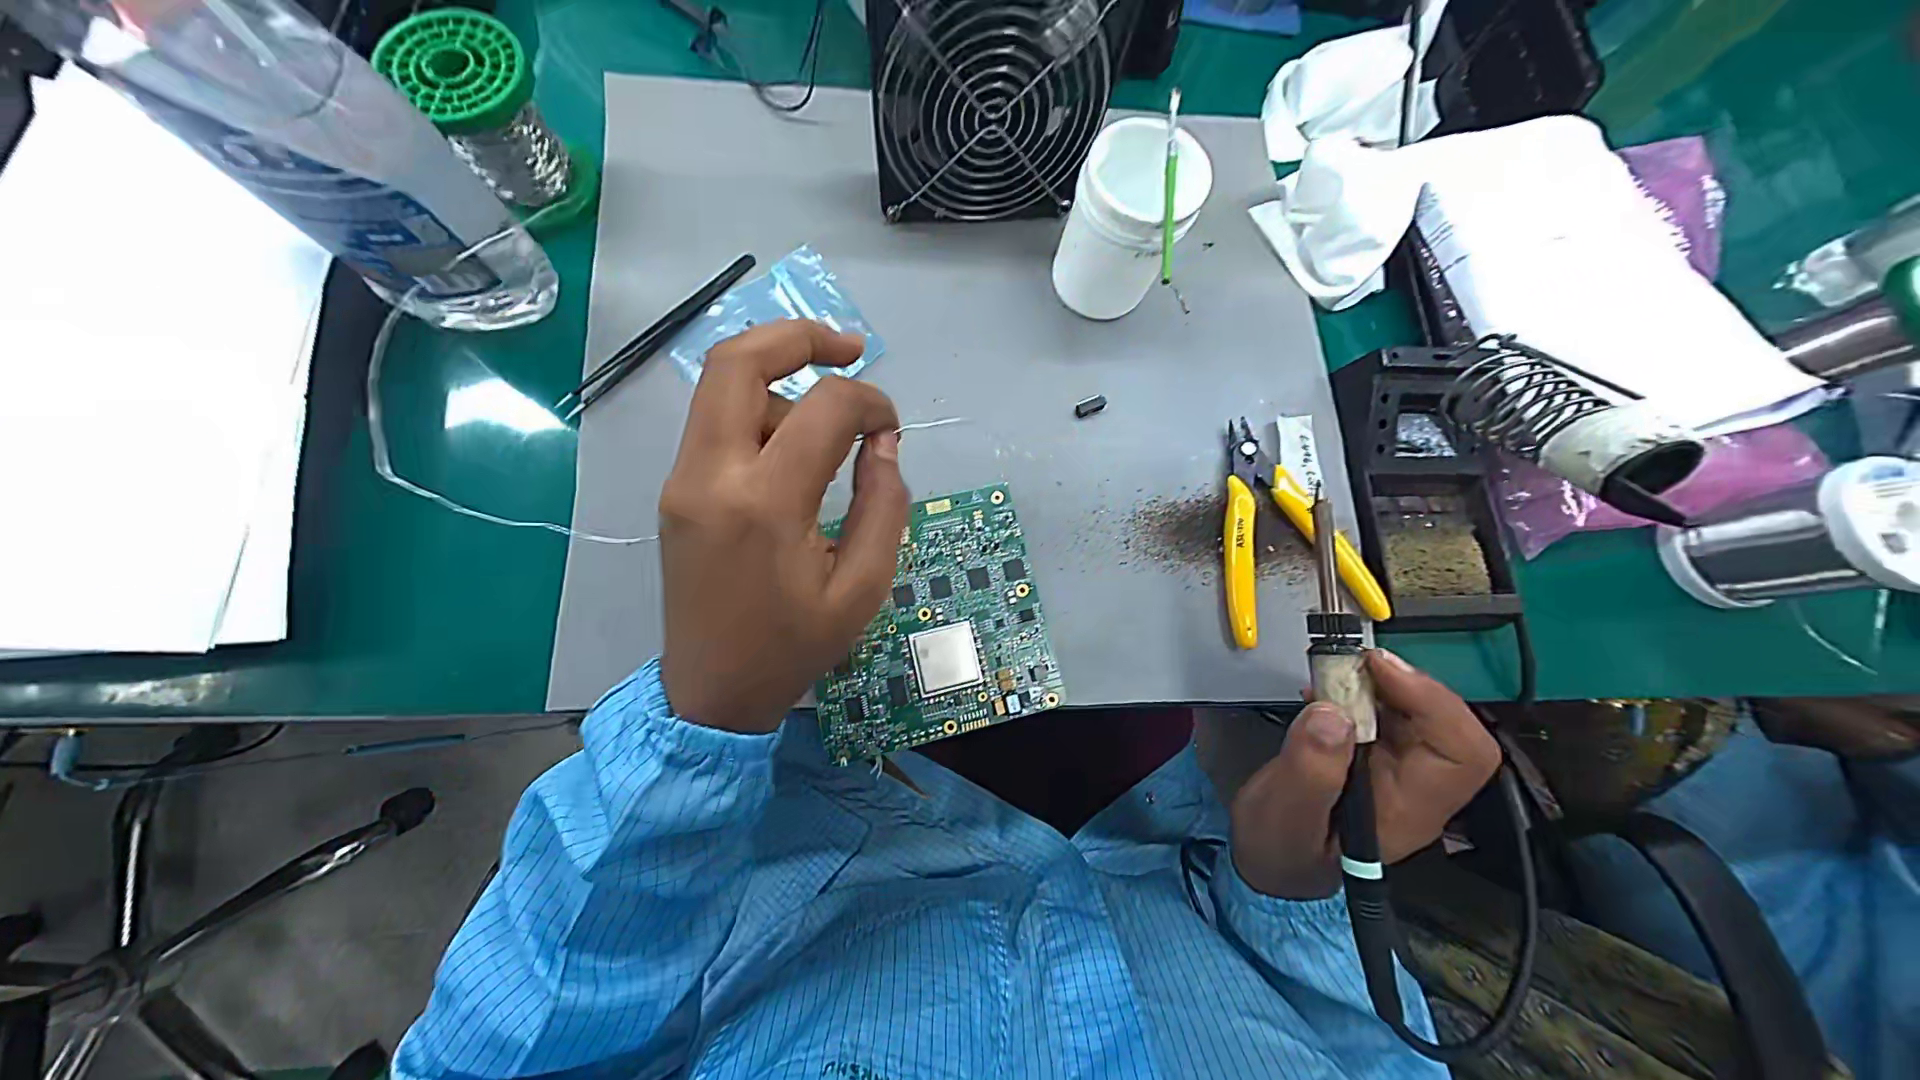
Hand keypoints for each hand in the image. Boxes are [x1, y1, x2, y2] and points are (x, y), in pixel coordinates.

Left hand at [658, 321, 908, 733]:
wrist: (711, 692)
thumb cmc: (794, 647)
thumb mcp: (863, 587)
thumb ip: (884, 506)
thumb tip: (883, 442)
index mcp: (766, 504)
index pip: (824, 409)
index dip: (871, 401)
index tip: (891, 427)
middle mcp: (711, 475)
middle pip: (737, 360)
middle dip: (798, 335)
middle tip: (850, 347)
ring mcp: (683, 479)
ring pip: (722, 386)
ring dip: (780, 382)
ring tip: (826, 430)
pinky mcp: (675, 490)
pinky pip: (715, 423)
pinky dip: (758, 412)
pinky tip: (791, 450)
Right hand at [1230, 650, 1499, 898]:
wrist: (1270, 860)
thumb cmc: (1279, 848)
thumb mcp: (1284, 816)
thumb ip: (1309, 770)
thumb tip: (1332, 713)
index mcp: (1410, 809)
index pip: (1461, 752)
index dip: (1433, 702)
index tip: (1379, 669)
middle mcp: (1417, 786)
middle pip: (1445, 725)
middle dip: (1402, 684)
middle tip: (1348, 662)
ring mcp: (1398, 768)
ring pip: (1417, 713)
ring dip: (1379, 682)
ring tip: (1331, 670)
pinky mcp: (1374, 753)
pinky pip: (1386, 712)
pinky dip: (1360, 689)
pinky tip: (1326, 686)